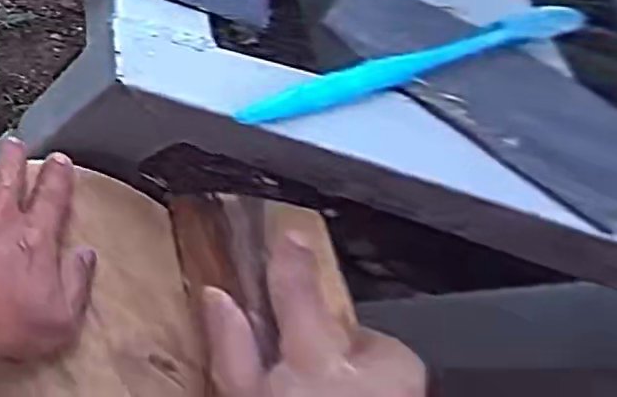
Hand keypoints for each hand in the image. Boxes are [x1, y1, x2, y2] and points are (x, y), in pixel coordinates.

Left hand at [0, 140, 97, 362]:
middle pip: (10, 169)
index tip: (60, 159)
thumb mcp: (62, 316)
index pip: (53, 194)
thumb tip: (87, 254)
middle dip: (14, 153)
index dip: (58, 174)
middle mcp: (1, 210)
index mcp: (35, 233)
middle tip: (14, 144)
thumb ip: (77, 281)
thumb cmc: (10, 322)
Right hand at [201, 232, 425, 396]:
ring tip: (330, 389)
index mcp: (320, 372)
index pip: (303, 298)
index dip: (293, 262)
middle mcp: (370, 391)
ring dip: (368, 380)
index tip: (292, 234)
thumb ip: (232, 350)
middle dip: (366, 345)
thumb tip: (218, 296)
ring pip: (398, 387)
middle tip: (326, 348)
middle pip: (393, 354)